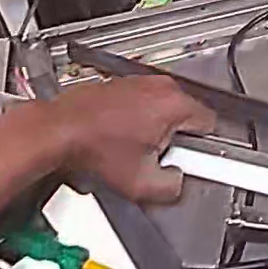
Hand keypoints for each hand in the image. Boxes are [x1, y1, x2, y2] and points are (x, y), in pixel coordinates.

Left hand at [48, 77, 213, 201]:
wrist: (57, 131)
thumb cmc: (92, 148)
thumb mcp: (141, 184)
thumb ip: (173, 186)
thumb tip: (176, 181)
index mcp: (175, 104)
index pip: (210, 123)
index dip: (201, 146)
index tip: (187, 157)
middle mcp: (161, 86)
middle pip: (186, 115)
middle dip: (175, 137)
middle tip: (155, 155)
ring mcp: (140, 82)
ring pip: (164, 109)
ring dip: (155, 127)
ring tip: (133, 146)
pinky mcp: (123, 83)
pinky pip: (143, 103)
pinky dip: (136, 118)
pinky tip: (119, 137)